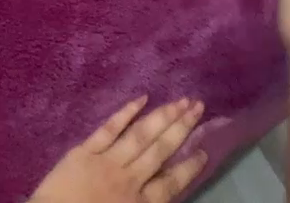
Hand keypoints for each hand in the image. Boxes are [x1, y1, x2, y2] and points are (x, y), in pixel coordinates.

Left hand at [30, 97, 207, 202]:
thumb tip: (164, 192)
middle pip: (160, 150)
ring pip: (140, 135)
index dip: (189, 166)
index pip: (171, 183)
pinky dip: (126, 112)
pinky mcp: (84, 152)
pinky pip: (109, 128)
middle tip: (199, 106)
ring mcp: (107, 162)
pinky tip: (142, 97)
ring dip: (163, 116)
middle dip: (182, 127)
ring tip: (181, 100)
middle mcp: (129, 181)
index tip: (204, 149)